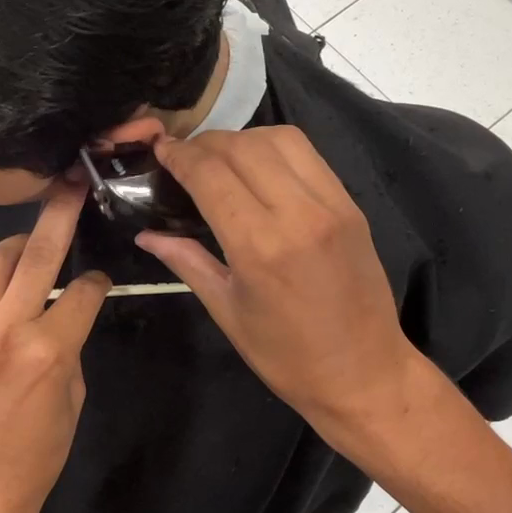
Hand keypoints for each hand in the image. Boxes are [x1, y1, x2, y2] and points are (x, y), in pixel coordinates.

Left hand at [0, 184, 111, 512]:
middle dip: (59, 214)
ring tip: (29, 249)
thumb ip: (70, 345)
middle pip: (37, 253)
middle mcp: (6, 330)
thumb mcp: (73, 399)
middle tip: (70, 186)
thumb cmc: (37, 454)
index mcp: (50, 351)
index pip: (83, 291)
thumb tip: (67, 312)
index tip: (100, 279)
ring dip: (16, 249)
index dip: (98, 281)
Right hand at [137, 128, 431, 466]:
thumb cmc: (287, 356)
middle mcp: (297, 214)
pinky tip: (258, 168)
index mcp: (259, 247)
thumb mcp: (227, 312)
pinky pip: (308, 155)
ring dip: (242, 139)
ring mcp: (331, 205)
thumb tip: (147, 234)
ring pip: (279, 139)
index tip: (160, 151)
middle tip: (184, 157)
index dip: (179, 156)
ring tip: (221, 158)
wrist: (364, 373)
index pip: (211, 175)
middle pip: (242, 146)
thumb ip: (187, 262)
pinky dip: (275, 149)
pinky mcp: (351, 205)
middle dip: (205, 143)